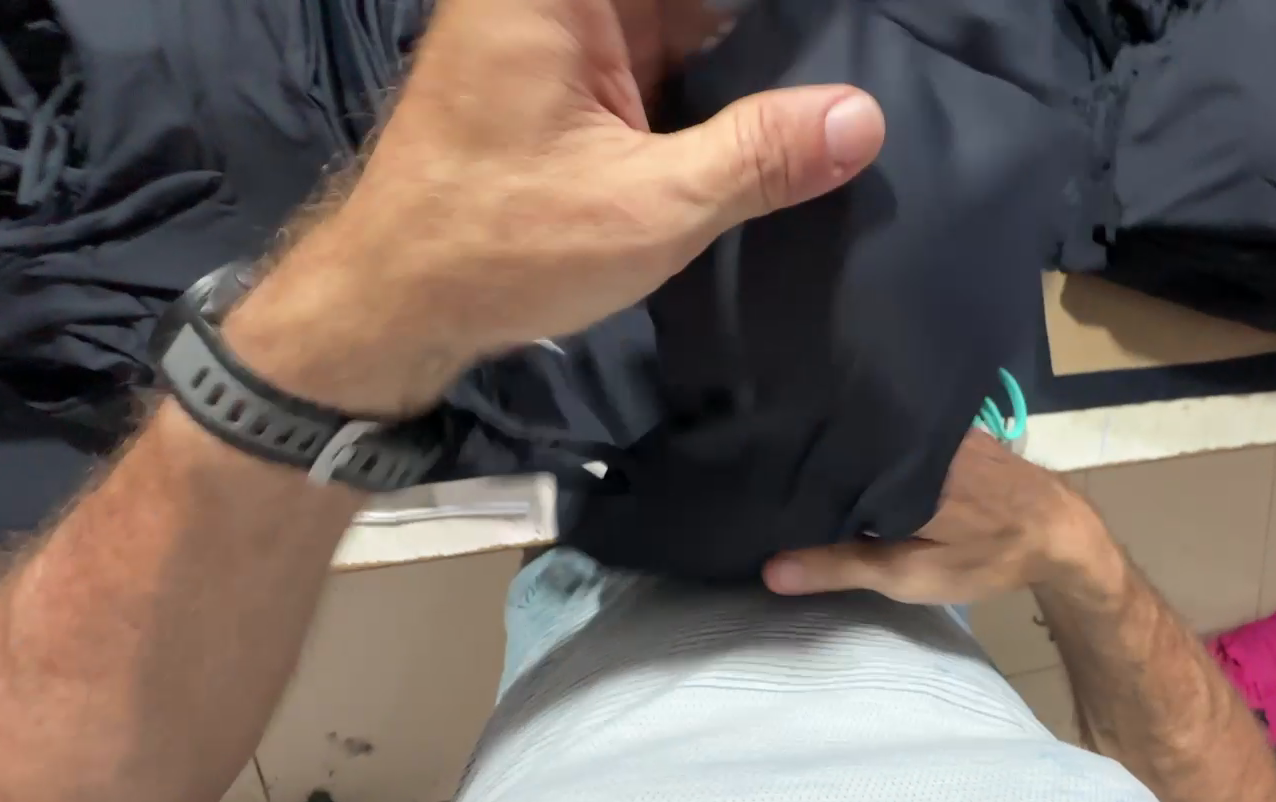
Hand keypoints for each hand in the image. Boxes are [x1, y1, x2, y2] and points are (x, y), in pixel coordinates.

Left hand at [225, 0, 885, 414]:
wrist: (409, 300)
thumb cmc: (511, 245)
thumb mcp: (653, 205)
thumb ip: (760, 157)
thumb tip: (867, 120)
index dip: (775, 15)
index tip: (844, 33)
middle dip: (772, 31)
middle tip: (854, 61)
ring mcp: (570, 34)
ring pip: (685, 23)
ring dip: (749, 59)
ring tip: (835, 89)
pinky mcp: (578, 84)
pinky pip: (666, 63)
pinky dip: (717, 90)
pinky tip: (780, 118)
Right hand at [763, 431, 1121, 604]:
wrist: (1061, 532)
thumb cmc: (988, 556)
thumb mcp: (912, 574)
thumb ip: (842, 568)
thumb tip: (771, 570)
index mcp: (892, 467)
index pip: (821, 463)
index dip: (788, 476)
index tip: (755, 487)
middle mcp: (906, 435)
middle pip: (841, 445)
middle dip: (812, 460)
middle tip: (771, 475)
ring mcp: (929, 425)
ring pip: (869, 439)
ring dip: (844, 453)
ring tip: (804, 465)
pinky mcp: (946, 426)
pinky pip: (895, 435)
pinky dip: (874, 449)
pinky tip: (858, 460)